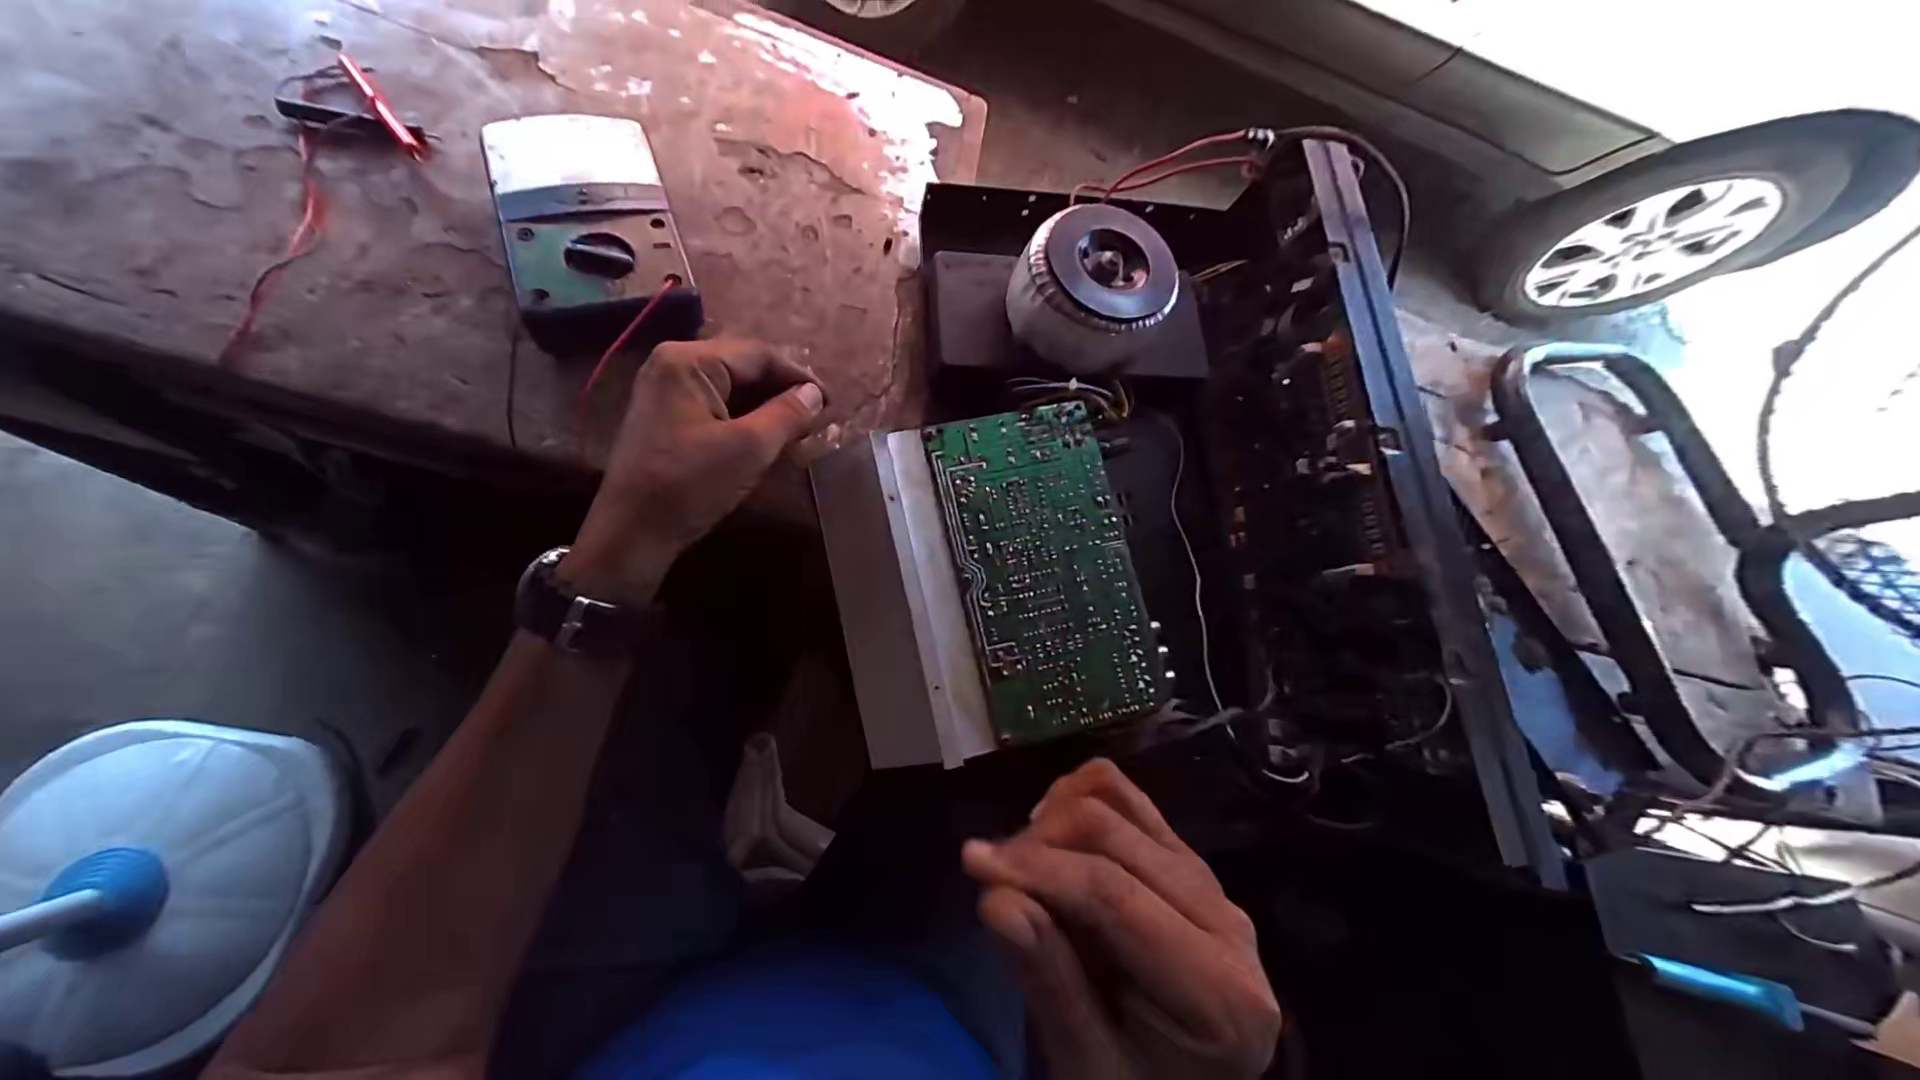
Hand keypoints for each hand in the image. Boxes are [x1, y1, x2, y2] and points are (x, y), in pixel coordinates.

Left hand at [562, 338, 824, 604]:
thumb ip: (787, 414)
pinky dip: (745, 419)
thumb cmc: (690, 484)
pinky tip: (766, 440)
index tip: (830, 404)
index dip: (799, 377)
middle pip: (743, 367)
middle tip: (817, 418)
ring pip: (731, 388)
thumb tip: (815, 394)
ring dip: (766, 407)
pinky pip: (716, 406)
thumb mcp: (749, 448)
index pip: (759, 354)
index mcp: (688, 361)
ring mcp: (665, 391)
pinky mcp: (666, 418)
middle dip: (783, 392)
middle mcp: (672, 365)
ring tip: (797, 431)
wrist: (633, 532)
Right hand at [962, 759, 1281, 1079]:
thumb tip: (995, 899)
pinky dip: (1078, 798)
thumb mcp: (1087, 1065)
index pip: (1115, 895)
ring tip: (1020, 860)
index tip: (971, 862)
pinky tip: (1051, 837)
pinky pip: (1127, 797)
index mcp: (1220, 990)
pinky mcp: (1185, 858)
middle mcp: (1227, 919)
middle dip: (1038, 843)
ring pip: (1119, 802)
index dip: (1040, 870)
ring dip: (1055, 816)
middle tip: (988, 874)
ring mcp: (1209, 879)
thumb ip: (1048, 980)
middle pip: (1114, 835)